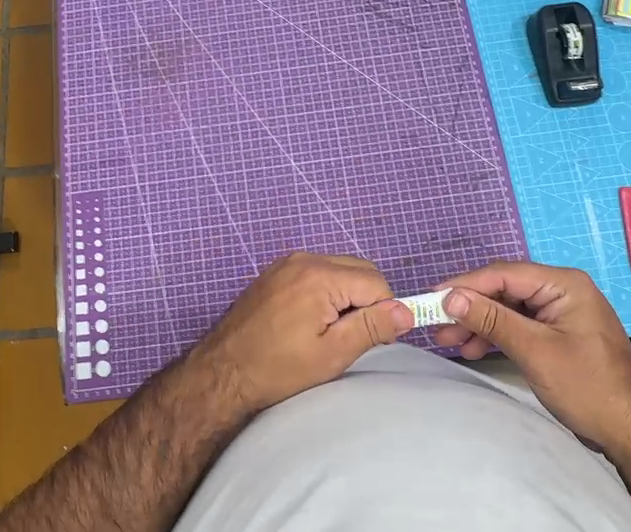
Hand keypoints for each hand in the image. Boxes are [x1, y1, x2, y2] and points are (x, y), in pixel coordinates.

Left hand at [188, 252, 412, 415]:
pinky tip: (311, 323)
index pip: (376, 282)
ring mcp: (287, 263)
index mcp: (320, 275)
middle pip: (359, 270)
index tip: (373, 339)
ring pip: (339, 270)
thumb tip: (406, 311)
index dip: (384, 311)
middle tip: (351, 338)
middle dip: (366, 301)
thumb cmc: (279, 368)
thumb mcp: (333, 353)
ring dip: (346, 297)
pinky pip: (317, 273)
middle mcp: (304, 259)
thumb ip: (372, 327)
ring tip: (329, 333)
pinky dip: (326, 292)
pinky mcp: (276, 272)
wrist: (224, 371)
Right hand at [434, 262, 630, 451]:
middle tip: (437, 324)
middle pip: (504, 289)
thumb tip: (450, 297)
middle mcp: (561, 290)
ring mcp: (559, 312)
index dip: (466, 284)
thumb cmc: (588, 387)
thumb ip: (492, 320)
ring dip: (479, 323)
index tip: (433, 298)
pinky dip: (496, 335)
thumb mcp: (535, 351)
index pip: (504, 274)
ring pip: (508, 308)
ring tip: (448, 341)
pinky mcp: (556, 333)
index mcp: (563, 284)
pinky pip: (519, 324)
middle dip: (470, 307)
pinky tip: (472, 348)